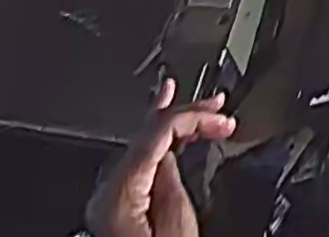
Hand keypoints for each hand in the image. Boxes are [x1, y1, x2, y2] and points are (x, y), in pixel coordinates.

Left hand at [86, 79, 236, 236]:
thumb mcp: (178, 232)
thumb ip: (172, 181)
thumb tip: (172, 149)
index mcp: (120, 194)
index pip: (157, 130)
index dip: (192, 115)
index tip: (220, 118)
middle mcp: (107, 193)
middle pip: (146, 133)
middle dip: (184, 113)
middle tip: (216, 104)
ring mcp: (108, 202)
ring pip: (142, 144)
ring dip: (174, 123)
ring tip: (200, 107)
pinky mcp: (115, 212)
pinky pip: (139, 163)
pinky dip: (159, 143)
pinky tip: (167, 129)